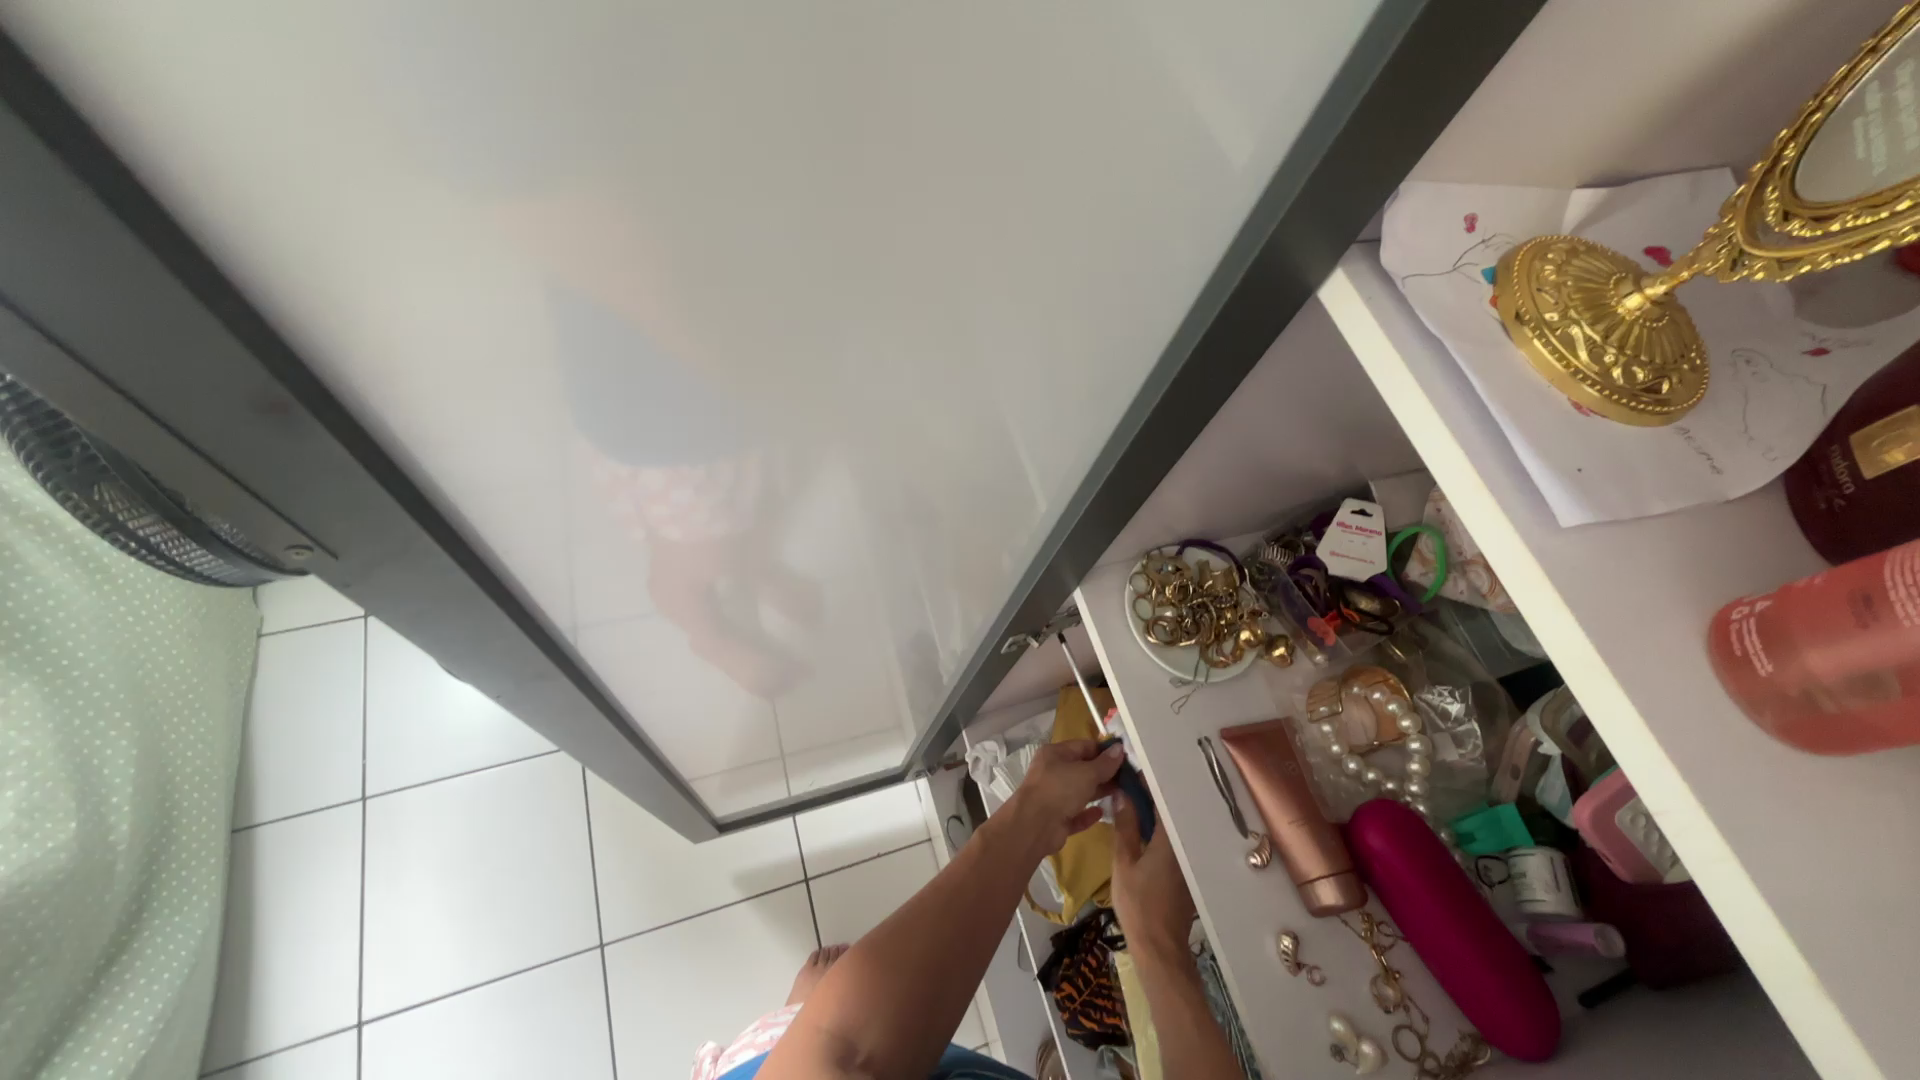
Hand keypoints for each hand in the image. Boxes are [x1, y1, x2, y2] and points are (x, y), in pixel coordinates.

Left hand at [1000, 740, 1124, 858]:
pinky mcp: (1056, 819)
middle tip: (1130, 778)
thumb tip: (1119, 748)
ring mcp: (1053, 796)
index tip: (1126, 757)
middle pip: (1082, 769)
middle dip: (1104, 773)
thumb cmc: (1059, 790)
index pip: (1083, 746)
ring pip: (1080, 791)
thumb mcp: (1086, 772)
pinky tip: (1102, 813)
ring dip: (1098, 792)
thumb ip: (1104, 763)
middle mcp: (1052, 773)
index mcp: (1055, 754)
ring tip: (1123, 793)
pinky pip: (1076, 813)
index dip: (1104, 751)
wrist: (1034, 826)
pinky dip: (1088, 813)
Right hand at [1112, 791, 1195, 962]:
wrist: (1159, 947)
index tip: (1130, 770)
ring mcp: (1189, 860)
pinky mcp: (1188, 872)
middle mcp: (1185, 845)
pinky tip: (1146, 830)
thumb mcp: (1124, 862)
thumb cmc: (1138, 904)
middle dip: (1151, 795)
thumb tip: (1122, 795)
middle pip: (1171, 811)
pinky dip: (1162, 831)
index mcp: (1170, 840)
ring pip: (1174, 826)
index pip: (1162, 800)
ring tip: (1134, 801)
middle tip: (1128, 784)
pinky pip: (1176, 841)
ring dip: (1157, 813)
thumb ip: (1125, 826)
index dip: (1147, 783)